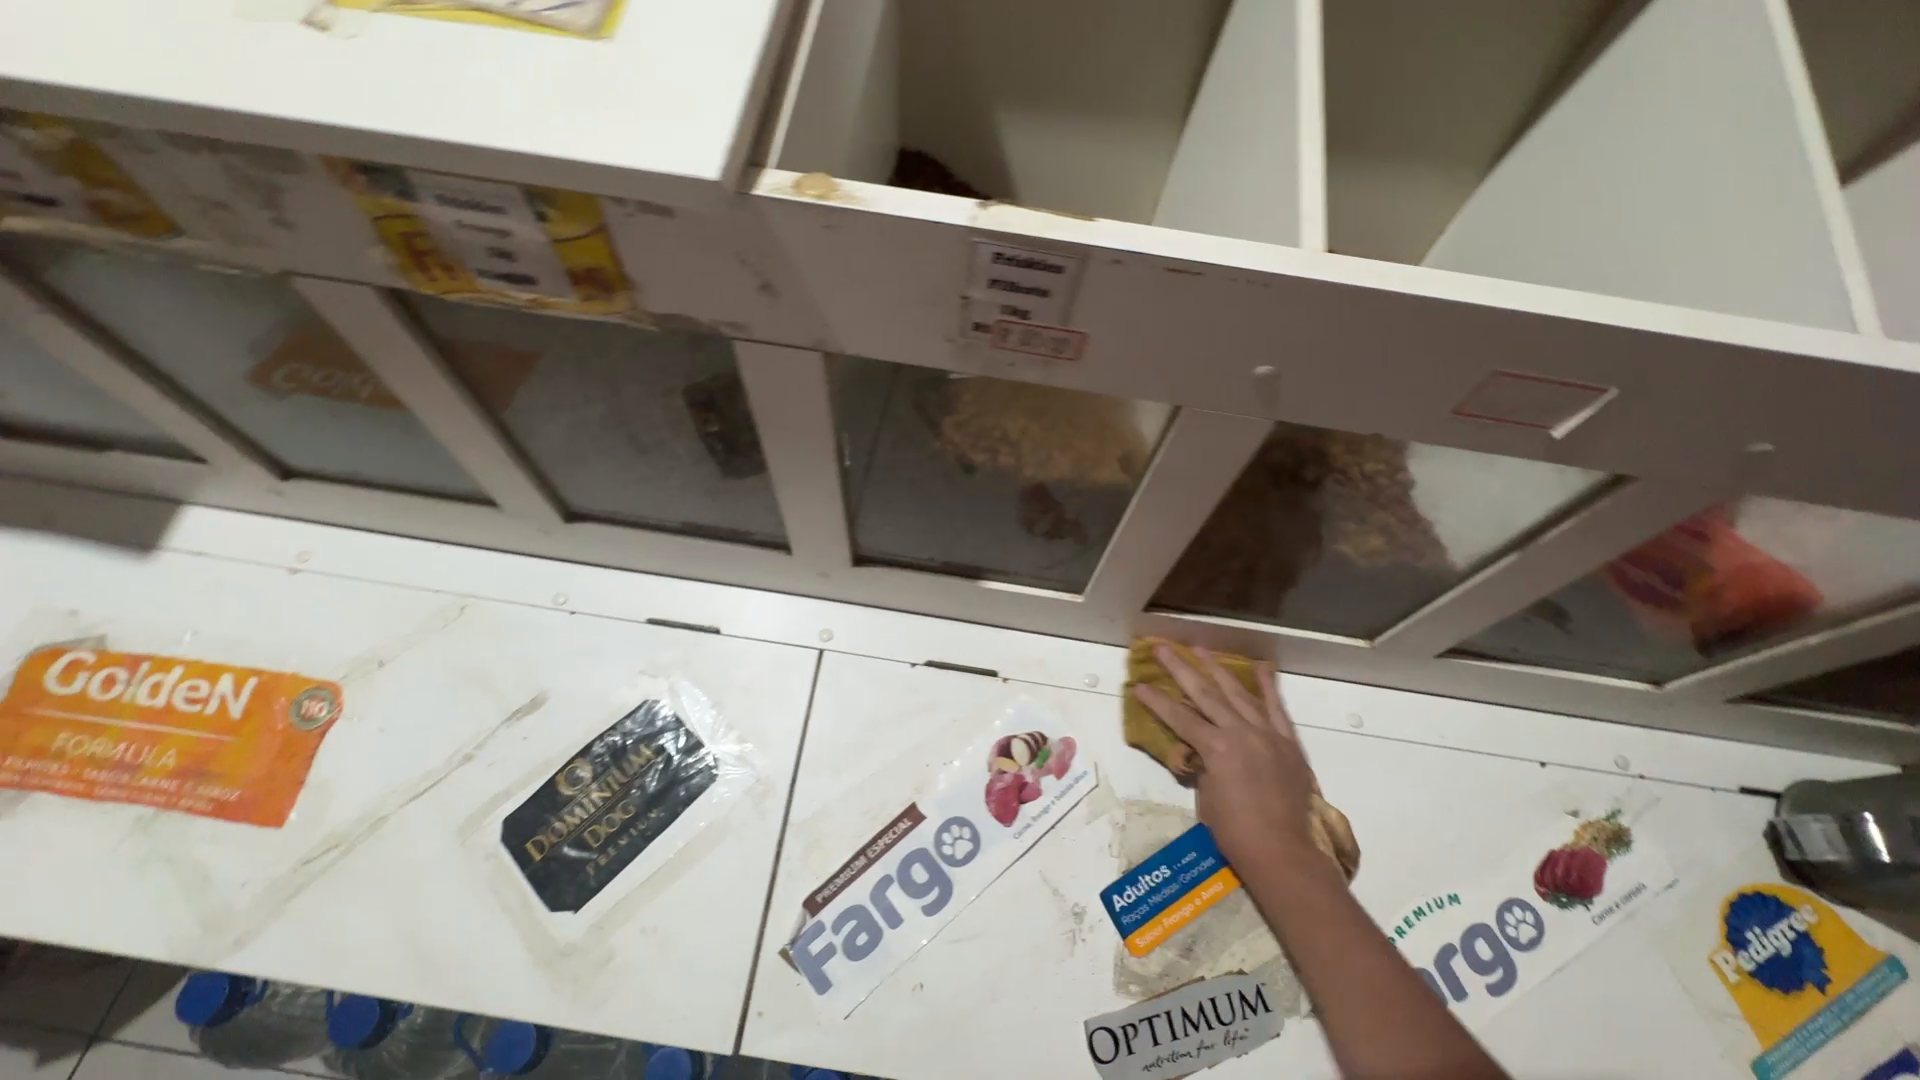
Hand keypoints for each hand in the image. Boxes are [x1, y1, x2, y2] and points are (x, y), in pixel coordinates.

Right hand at [1131, 645, 1320, 870]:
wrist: (1281, 851)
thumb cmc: (1234, 832)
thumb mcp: (1206, 796)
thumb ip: (1204, 765)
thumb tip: (1204, 752)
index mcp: (1216, 748)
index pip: (1180, 717)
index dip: (1157, 701)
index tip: (1139, 684)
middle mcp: (1241, 733)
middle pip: (1205, 694)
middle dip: (1181, 669)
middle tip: (1163, 648)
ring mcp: (1267, 735)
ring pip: (1238, 694)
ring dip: (1217, 669)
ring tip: (1200, 648)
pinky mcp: (1287, 743)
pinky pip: (1276, 709)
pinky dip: (1268, 687)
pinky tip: (1260, 667)